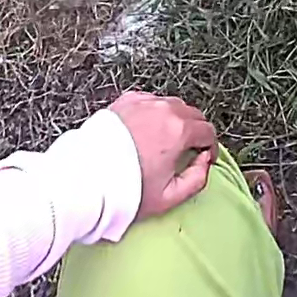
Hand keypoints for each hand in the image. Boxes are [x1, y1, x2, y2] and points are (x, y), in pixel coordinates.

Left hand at [108, 91, 217, 218]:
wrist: (87, 176)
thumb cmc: (127, 189)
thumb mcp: (169, 197)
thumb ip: (196, 179)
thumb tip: (203, 162)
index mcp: (179, 130)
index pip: (207, 131)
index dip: (209, 147)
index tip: (203, 158)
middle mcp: (164, 109)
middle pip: (192, 114)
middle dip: (195, 131)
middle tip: (187, 149)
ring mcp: (144, 102)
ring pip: (171, 104)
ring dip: (176, 119)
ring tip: (166, 139)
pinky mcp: (126, 100)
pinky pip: (150, 100)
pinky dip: (155, 112)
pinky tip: (147, 128)